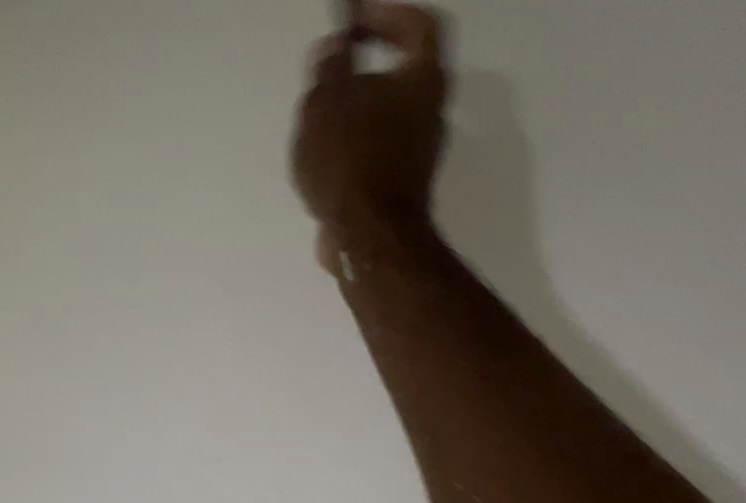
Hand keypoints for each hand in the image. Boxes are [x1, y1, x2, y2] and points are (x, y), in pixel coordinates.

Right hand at [291, 1, 449, 273]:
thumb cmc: (350, 160)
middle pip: (399, 77)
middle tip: (328, 74)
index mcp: (422, 81)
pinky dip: (349, 153)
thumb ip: (329, 67)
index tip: (353, 20)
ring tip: (314, 126)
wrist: (368, 239)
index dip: (385, 15)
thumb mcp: (325, 100)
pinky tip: (319, 166)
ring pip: (382, 121)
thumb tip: (333, 52)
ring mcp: (418, 157)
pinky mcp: (400, 191)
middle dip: (360, 72)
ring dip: (350, 118)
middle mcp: (431, 116)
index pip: (418, 26)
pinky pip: (373, 157)